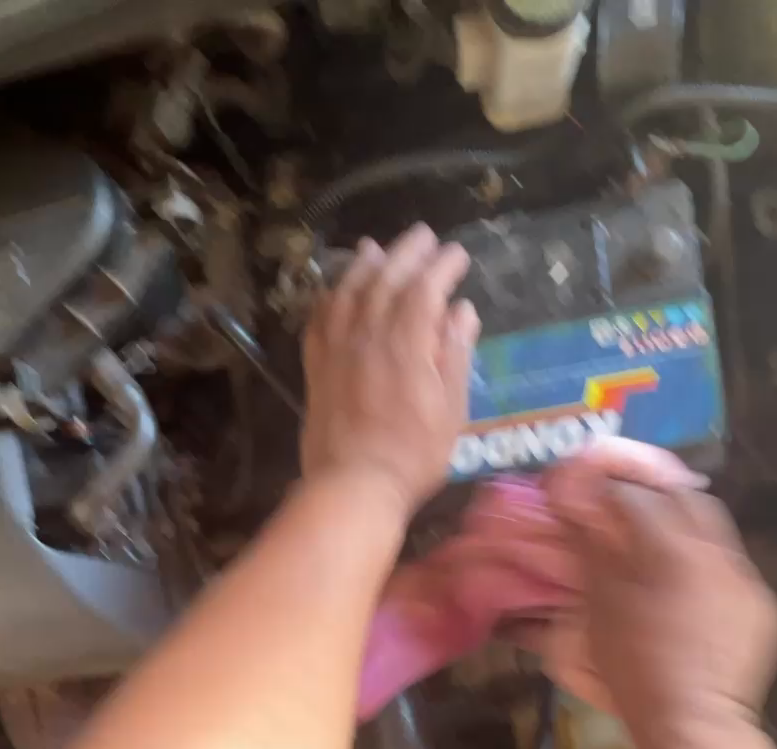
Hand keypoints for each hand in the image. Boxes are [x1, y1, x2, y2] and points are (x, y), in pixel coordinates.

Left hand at [301, 225, 479, 512]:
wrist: (353, 485)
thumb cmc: (413, 454)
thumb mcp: (450, 409)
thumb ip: (454, 355)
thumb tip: (461, 311)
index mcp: (407, 342)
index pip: (426, 287)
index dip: (443, 266)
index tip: (457, 255)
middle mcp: (368, 334)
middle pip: (385, 279)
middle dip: (406, 253)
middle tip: (422, 235)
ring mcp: (337, 349)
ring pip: (347, 292)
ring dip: (362, 265)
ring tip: (373, 247)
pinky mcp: (315, 367)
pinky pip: (317, 320)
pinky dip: (327, 298)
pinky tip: (333, 290)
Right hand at [540, 440, 776, 737]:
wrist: (695, 727)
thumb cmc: (634, 670)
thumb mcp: (599, 610)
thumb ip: (593, 553)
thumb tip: (579, 512)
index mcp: (672, 552)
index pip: (636, 495)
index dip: (607, 486)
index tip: (585, 489)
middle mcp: (718, 554)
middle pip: (686, 495)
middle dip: (651, 492)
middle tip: (622, 502)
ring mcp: (746, 579)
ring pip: (713, 529)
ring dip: (680, 523)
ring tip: (652, 541)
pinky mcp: (762, 607)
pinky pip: (729, 566)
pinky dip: (701, 561)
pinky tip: (682, 585)